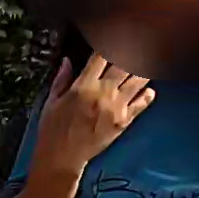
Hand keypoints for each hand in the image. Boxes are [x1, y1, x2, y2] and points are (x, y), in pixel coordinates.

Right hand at [33, 53, 156, 172]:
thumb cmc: (52, 132)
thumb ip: (61, 80)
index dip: (110, 43)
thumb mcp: (51, 104)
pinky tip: (144, 91)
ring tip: (143, 66)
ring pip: (141, 77)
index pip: (102, 55)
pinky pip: (145, 100)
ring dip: (143, 69)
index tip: (115, 38)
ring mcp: (116, 106)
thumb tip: (68, 60)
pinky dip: (148, 92)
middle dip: (133, 51)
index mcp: (83, 86)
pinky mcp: (124, 120)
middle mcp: (103, 92)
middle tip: (137, 46)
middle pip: (127, 61)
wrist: (61, 159)